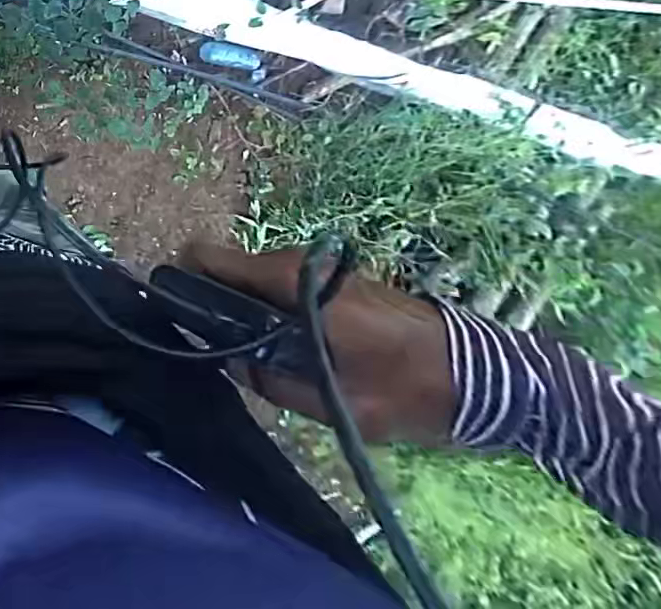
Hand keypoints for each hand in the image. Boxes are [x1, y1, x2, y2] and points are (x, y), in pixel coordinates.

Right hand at [191, 243, 454, 444]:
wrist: (485, 375)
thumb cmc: (409, 388)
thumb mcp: (337, 403)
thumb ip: (273, 384)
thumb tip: (230, 362)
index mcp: (289, 283)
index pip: (207, 256)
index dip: (181, 277)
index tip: (176, 309)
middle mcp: (293, 262)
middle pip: (223, 266)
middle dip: (210, 298)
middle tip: (216, 343)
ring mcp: (311, 266)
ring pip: (248, 276)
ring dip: (239, 304)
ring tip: (251, 349)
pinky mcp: (326, 277)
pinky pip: (273, 283)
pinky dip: (262, 304)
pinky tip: (280, 342)